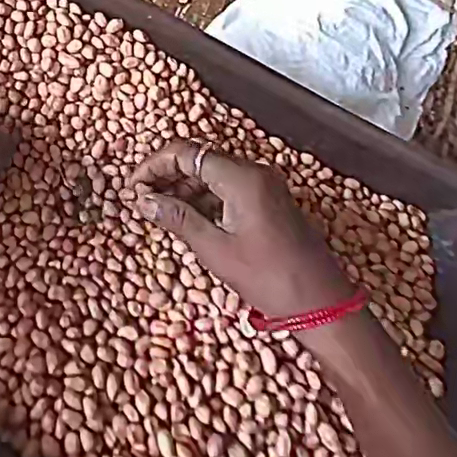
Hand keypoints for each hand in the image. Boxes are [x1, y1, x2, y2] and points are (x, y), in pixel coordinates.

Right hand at [130, 140, 351, 318]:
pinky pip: (226, 187)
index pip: (186, 152)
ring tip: (158, 210)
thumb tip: (142, 199)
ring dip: (181, 187)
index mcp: (242, 178)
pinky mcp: (267, 201)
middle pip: (198, 158)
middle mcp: (254, 173)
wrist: (324, 304)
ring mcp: (263, 186)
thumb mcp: (215, 249)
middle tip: (141, 199)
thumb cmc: (269, 278)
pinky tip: (185, 217)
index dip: (153, 165)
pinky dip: (201, 197)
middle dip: (165, 175)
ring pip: (211, 173)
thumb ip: (177, 218)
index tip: (133, 187)